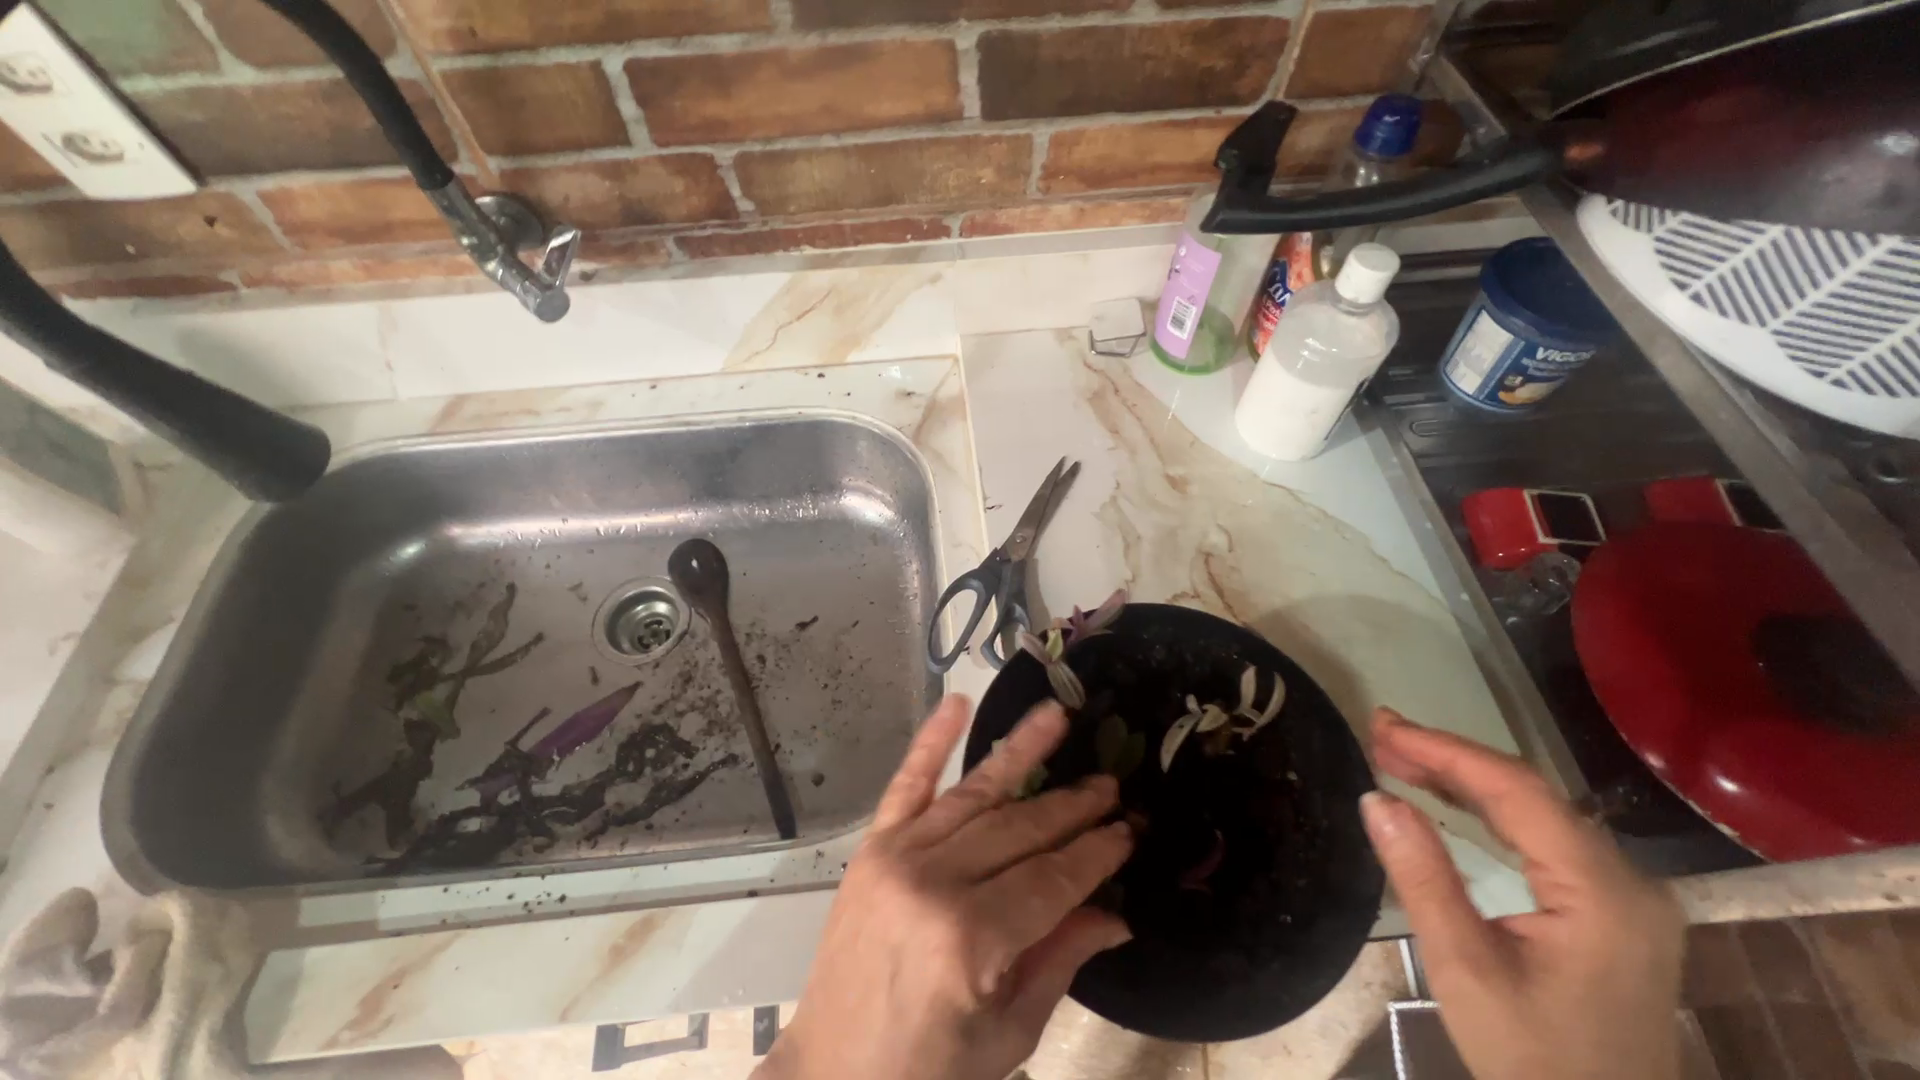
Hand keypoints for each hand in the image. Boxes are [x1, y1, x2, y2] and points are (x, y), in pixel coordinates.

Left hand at [757, 695, 1133, 1079]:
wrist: (833, 1073)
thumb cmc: (929, 1068)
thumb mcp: (1009, 1033)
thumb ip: (1061, 960)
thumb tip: (1117, 912)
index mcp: (972, 938)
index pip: (1053, 878)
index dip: (1097, 853)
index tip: (1130, 830)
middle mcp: (935, 882)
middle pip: (1020, 830)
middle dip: (1073, 807)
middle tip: (1112, 786)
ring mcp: (898, 857)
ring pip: (975, 795)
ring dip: (1020, 752)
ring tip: (1059, 716)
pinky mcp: (871, 849)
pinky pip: (906, 784)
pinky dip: (931, 741)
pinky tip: (956, 704)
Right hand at [1361, 708, 1684, 1079]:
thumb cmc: (1530, 1057)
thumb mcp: (1463, 969)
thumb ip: (1423, 877)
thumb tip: (1375, 798)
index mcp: (1603, 892)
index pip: (1517, 793)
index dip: (1446, 751)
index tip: (1384, 728)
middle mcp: (1628, 881)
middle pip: (1531, 795)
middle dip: (1451, 758)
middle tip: (1380, 734)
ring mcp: (1628, 896)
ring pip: (1539, 814)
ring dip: (1467, 782)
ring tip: (1399, 756)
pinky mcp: (1615, 911)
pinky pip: (1548, 842)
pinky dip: (1492, 814)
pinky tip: (1451, 801)